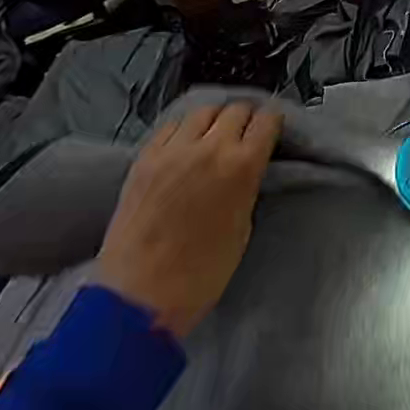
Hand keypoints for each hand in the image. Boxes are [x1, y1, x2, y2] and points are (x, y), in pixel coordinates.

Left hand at [95, 102, 282, 337]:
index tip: (272, 130)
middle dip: (246, 118)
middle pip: (236, 109)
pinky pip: (169, 127)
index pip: (268, 119)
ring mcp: (172, 152)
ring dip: (214, 119)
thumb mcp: (244, 223)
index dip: (273, 123)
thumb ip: (247, 185)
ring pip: (203, 111)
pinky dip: (183, 128)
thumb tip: (247, 168)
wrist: (137, 299)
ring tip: (214, 134)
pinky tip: (185, 143)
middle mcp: (210, 148)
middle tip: (246, 133)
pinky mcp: (143, 160)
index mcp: (243, 165)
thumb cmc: (201, 272)